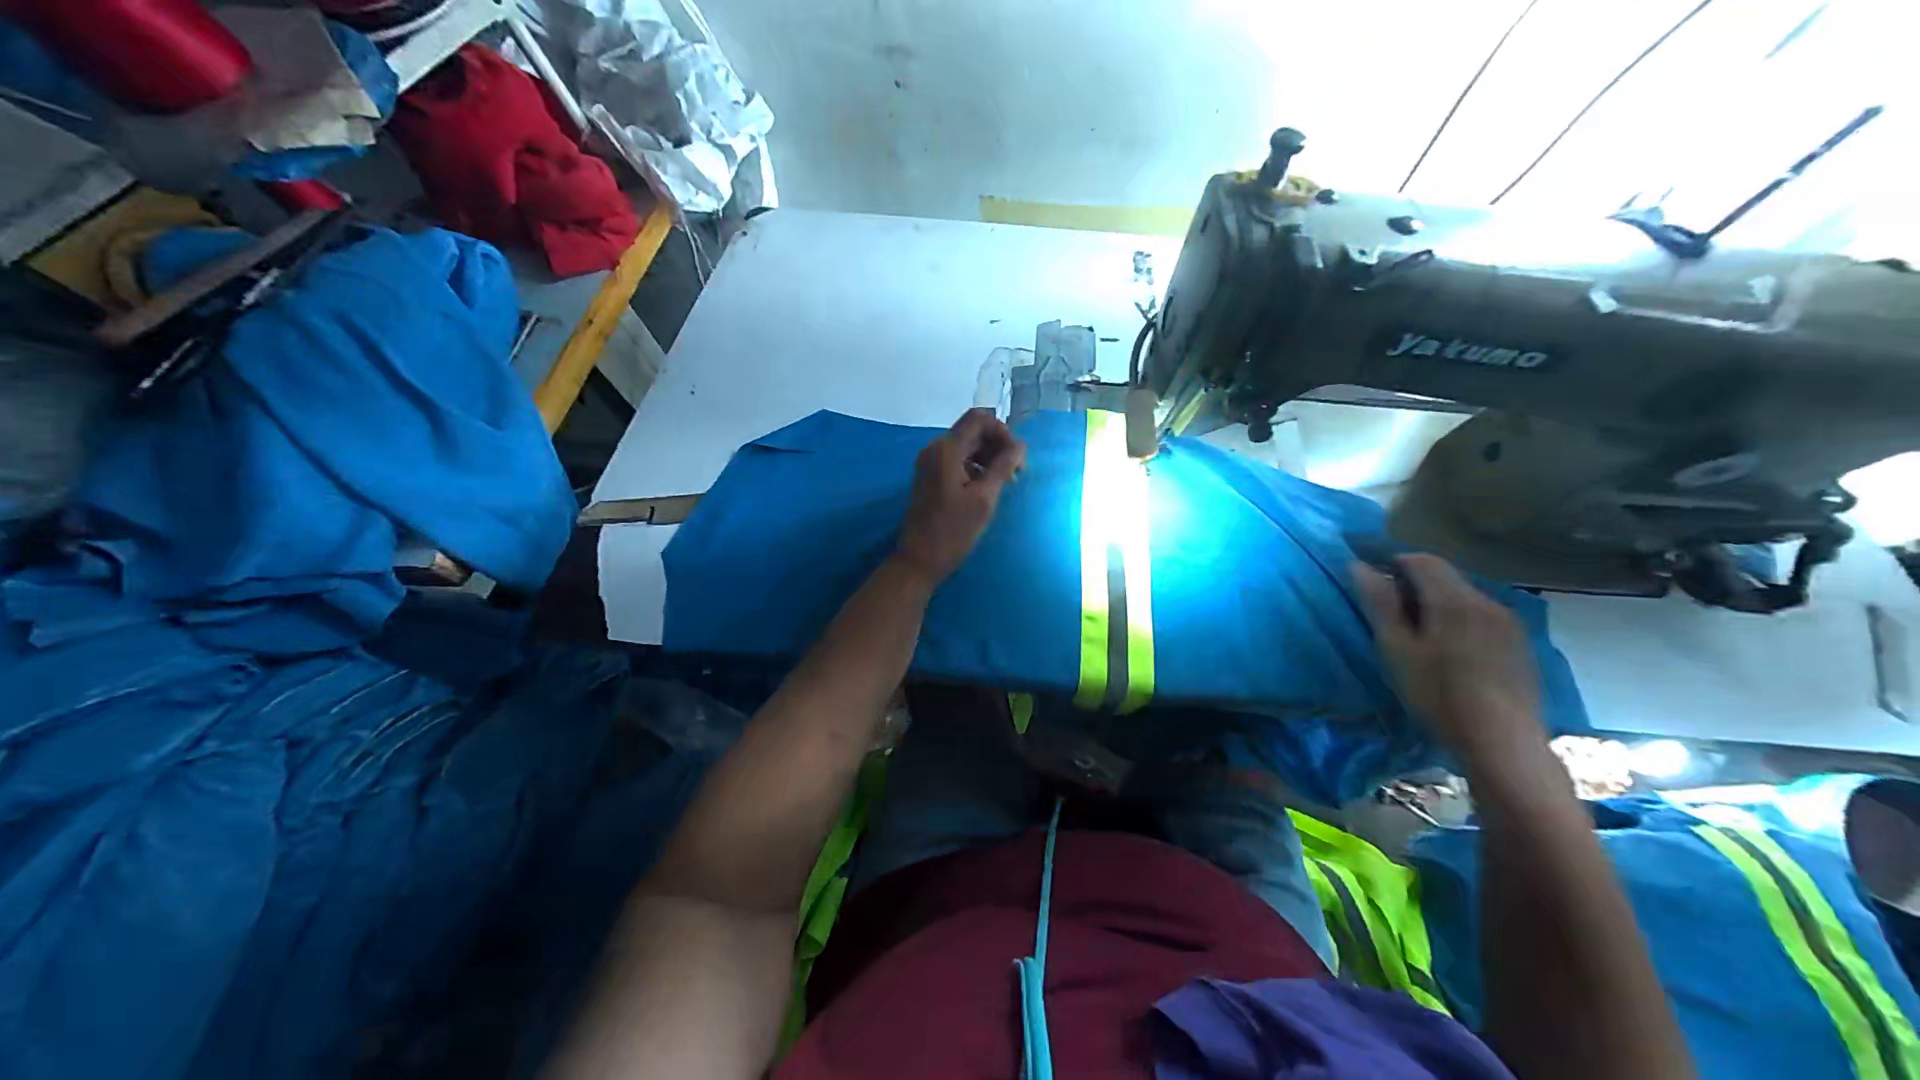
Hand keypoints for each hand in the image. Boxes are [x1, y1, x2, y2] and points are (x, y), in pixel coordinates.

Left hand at [893, 409, 1025, 583]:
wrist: (919, 560)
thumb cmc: (953, 531)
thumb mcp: (984, 499)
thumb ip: (1003, 467)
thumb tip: (1021, 445)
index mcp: (947, 449)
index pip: (979, 418)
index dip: (1003, 432)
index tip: (1017, 458)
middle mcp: (935, 449)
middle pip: (973, 431)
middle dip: (998, 446)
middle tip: (1016, 474)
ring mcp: (930, 463)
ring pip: (967, 446)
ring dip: (989, 458)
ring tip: (1006, 484)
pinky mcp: (930, 477)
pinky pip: (958, 461)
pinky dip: (976, 468)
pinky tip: (988, 489)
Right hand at [1353, 554, 1546, 768]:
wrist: (1502, 743)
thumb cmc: (1437, 695)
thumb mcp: (1396, 650)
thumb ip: (1379, 604)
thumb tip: (1360, 566)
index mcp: (1454, 600)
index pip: (1421, 560)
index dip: (1394, 565)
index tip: (1374, 588)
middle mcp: (1487, 602)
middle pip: (1446, 577)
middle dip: (1416, 586)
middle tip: (1392, 617)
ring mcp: (1510, 624)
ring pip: (1465, 598)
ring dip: (1439, 605)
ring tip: (1421, 638)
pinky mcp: (1521, 645)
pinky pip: (1483, 618)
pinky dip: (1461, 622)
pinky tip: (1453, 654)